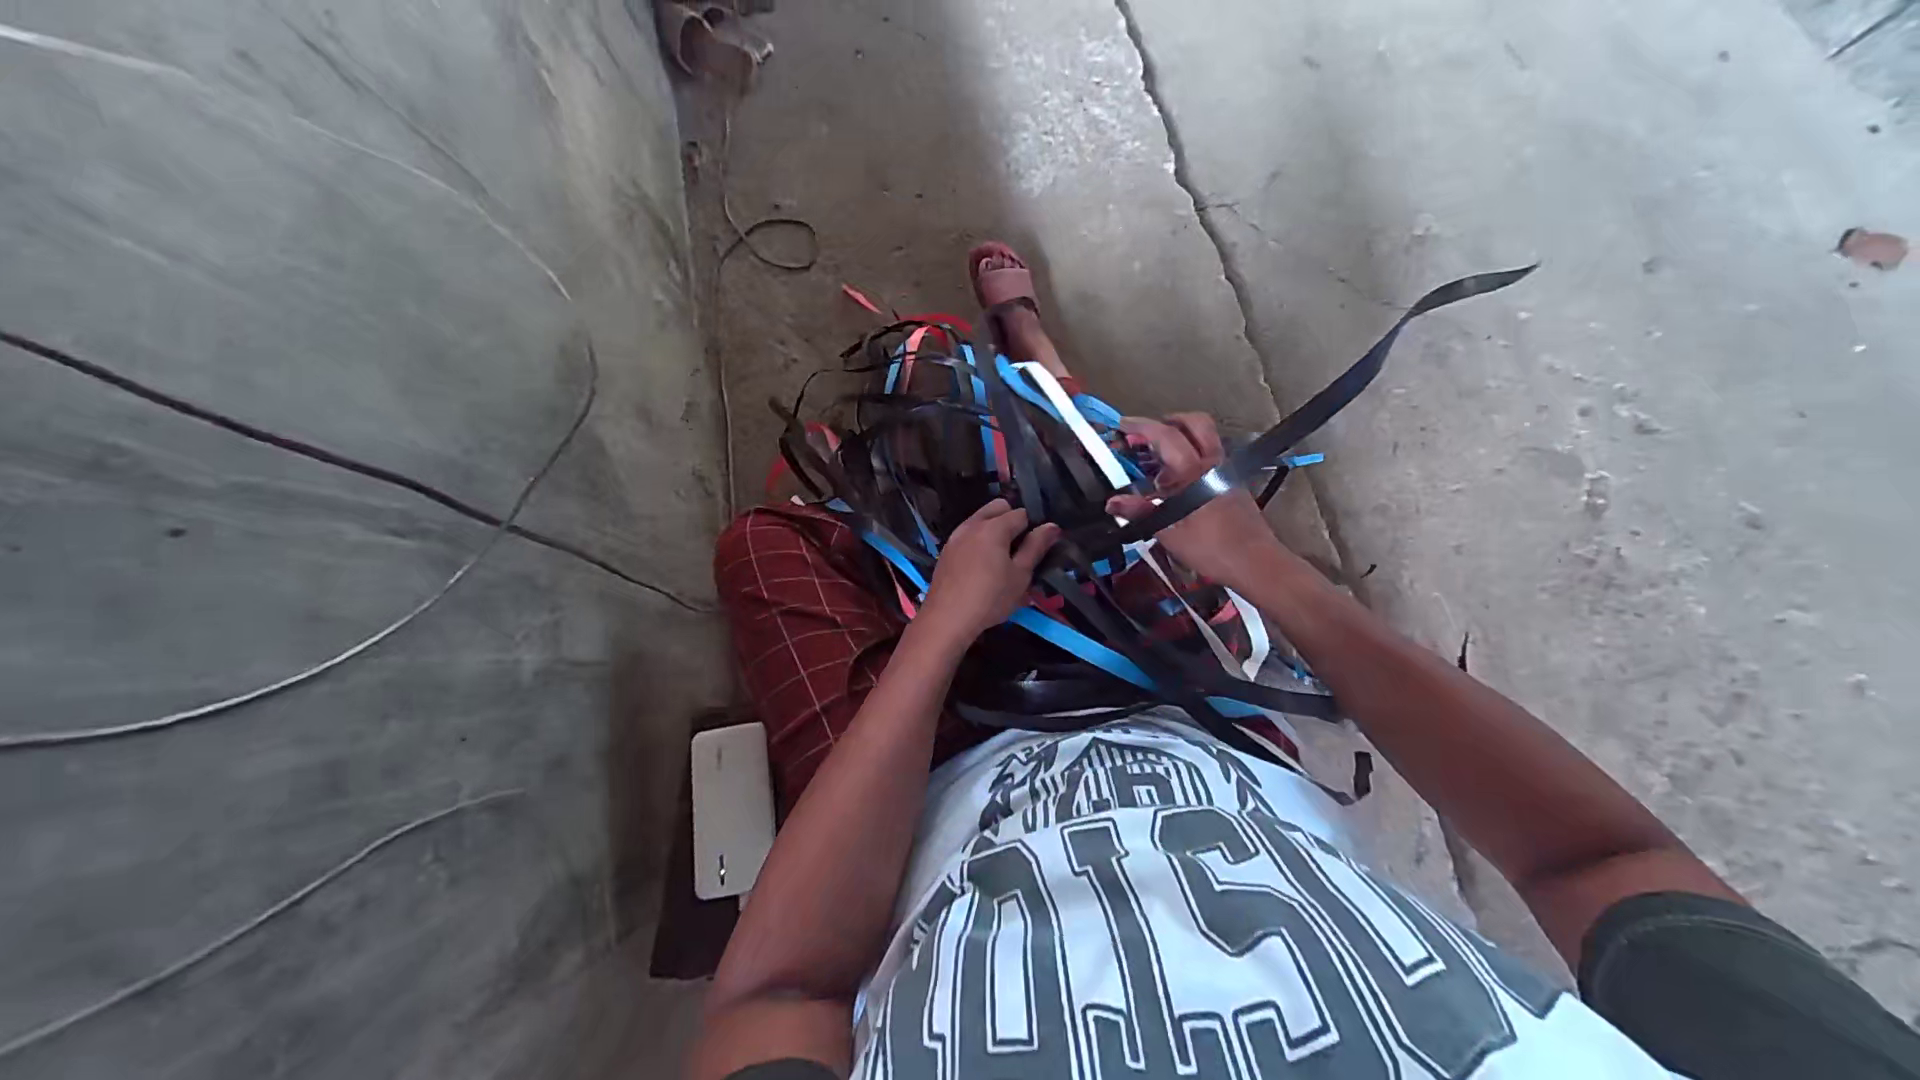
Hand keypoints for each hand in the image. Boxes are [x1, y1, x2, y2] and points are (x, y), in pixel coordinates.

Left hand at [918, 499, 1059, 643]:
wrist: (946, 618)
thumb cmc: (990, 598)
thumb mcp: (1020, 576)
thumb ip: (1035, 547)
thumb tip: (1052, 526)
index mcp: (993, 527)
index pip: (1021, 513)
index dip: (1033, 527)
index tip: (1037, 546)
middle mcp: (972, 524)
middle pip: (998, 507)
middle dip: (1012, 520)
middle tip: (1019, 548)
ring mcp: (956, 535)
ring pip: (980, 518)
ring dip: (994, 528)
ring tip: (1001, 557)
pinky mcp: (946, 549)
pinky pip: (968, 533)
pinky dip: (978, 539)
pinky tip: (981, 565)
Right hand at [1104, 413, 1287, 589]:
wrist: (1255, 563)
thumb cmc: (1213, 549)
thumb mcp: (1170, 533)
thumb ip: (1141, 513)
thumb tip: (1113, 503)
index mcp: (1195, 473)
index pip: (1167, 435)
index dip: (1141, 426)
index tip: (1122, 426)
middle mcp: (1213, 464)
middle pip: (1195, 423)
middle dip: (1167, 421)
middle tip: (1144, 435)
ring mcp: (1226, 471)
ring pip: (1204, 437)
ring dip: (1179, 437)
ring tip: (1156, 459)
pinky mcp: (1231, 483)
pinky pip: (1209, 457)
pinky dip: (1189, 457)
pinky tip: (1175, 481)